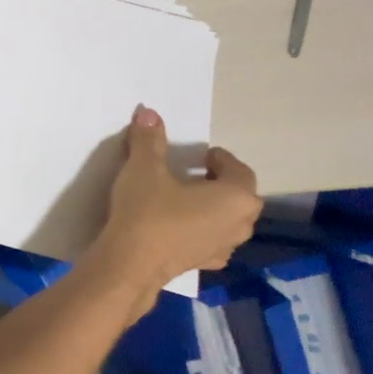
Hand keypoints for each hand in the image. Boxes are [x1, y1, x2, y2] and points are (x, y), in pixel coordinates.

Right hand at [86, 105, 263, 295]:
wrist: (132, 260)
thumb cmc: (147, 210)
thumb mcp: (143, 169)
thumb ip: (148, 141)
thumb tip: (149, 112)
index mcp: (235, 196)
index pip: (237, 169)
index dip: (218, 158)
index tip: (197, 154)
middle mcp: (242, 221)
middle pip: (238, 195)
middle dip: (217, 183)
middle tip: (189, 175)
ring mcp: (228, 245)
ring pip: (227, 219)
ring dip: (211, 207)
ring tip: (182, 201)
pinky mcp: (208, 261)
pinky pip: (213, 239)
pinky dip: (201, 230)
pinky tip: (180, 228)